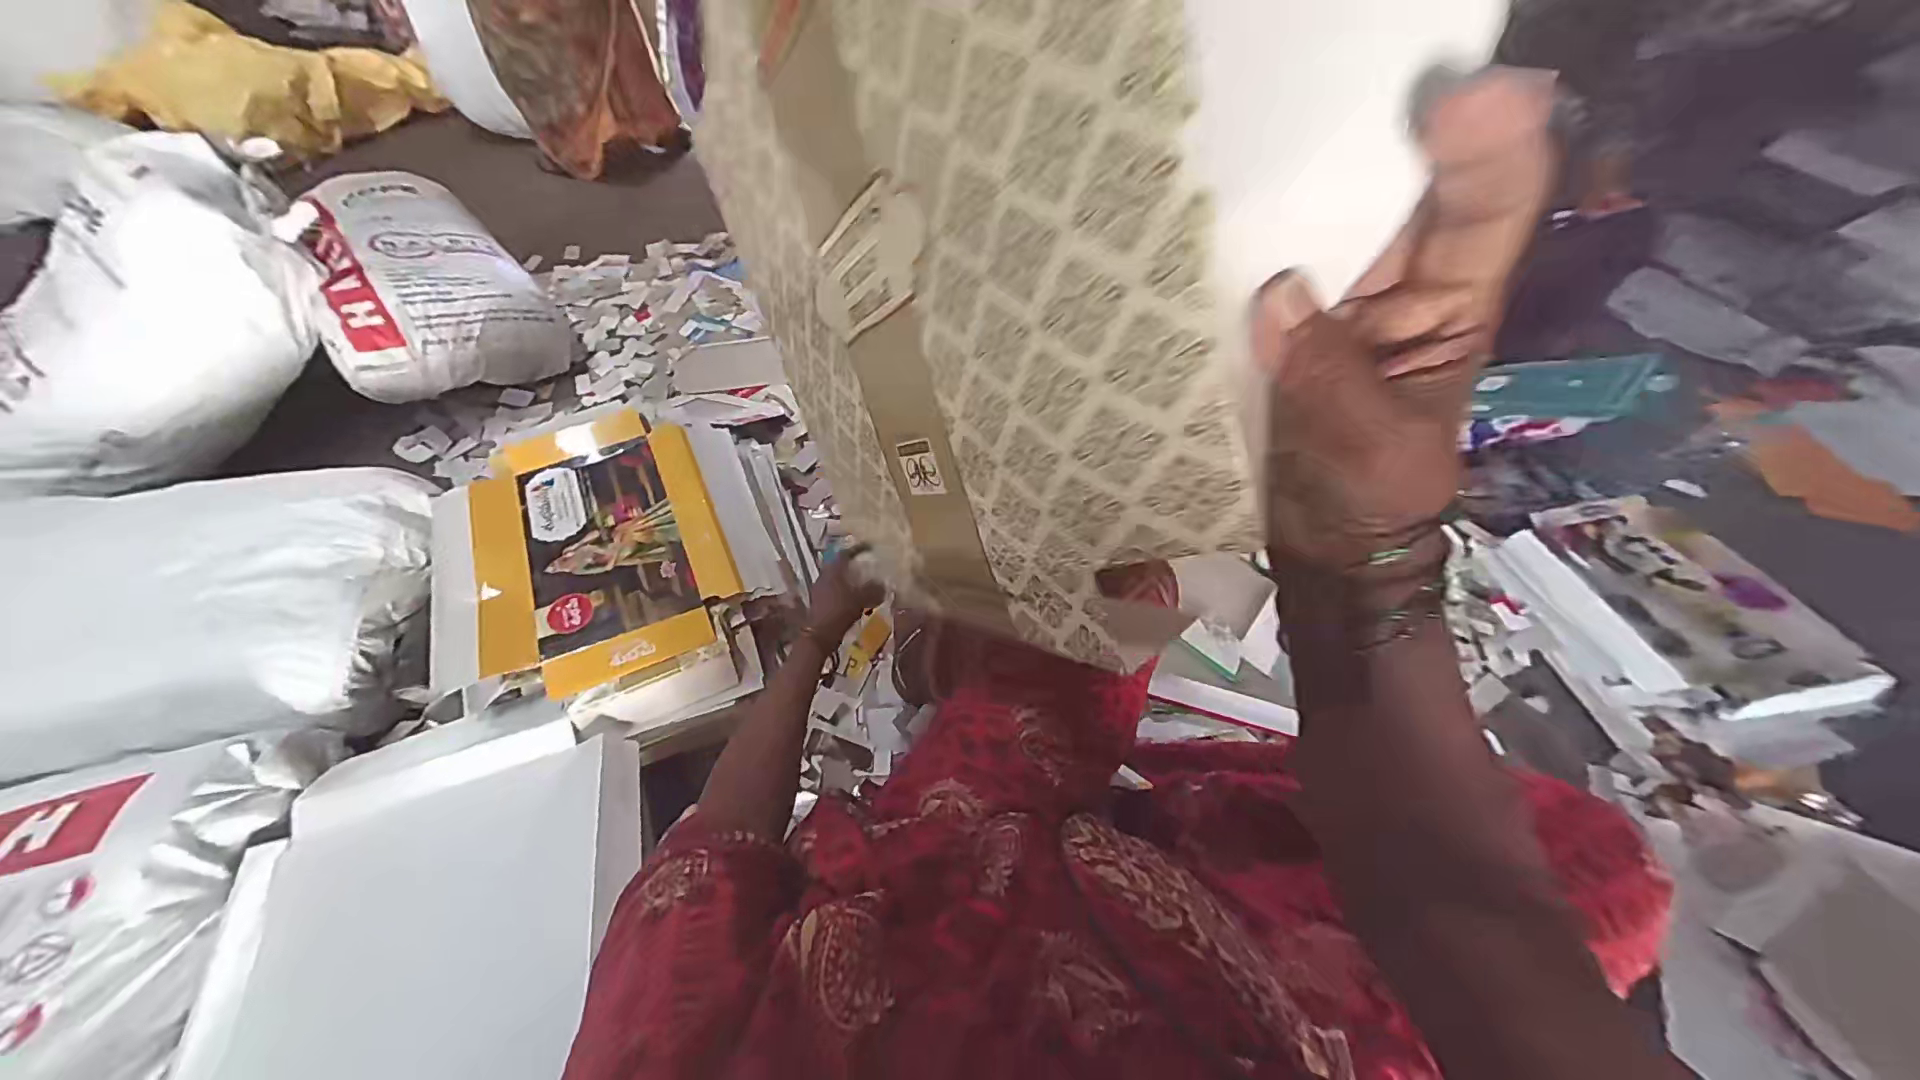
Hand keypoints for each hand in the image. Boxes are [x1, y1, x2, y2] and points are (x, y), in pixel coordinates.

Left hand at [806, 548, 886, 638]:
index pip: (845, 553)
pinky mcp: (820, 602)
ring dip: (850, 580)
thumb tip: (885, 584)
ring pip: (837, 579)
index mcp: (833, 571)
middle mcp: (824, 576)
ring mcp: (820, 590)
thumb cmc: (840, 612)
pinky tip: (856, 599)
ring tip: (865, 584)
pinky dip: (846, 592)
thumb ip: (874, 590)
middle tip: (869, 566)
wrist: (820, 635)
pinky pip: (835, 591)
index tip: (869, 548)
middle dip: (854, 565)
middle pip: (840, 566)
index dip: (857, 549)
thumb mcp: (861, 599)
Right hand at [1257, 69, 1556, 573]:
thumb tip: (1276, 294)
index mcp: (1447, 310)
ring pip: (1314, 234)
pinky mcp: (1265, 335)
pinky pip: (1253, 284)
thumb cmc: (1369, 501)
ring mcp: (1319, 310)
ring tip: (1247, 145)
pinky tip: (1201, 229)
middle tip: (1321, 86)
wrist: (1317, 544)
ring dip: (1287, 195)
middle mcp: (1386, 291)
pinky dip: (1232, 259)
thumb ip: (1332, 378)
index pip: (1487, 210)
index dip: (1485, 148)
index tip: (1458, 100)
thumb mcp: (1373, 448)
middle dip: (1372, 137)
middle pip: (1393, 195)